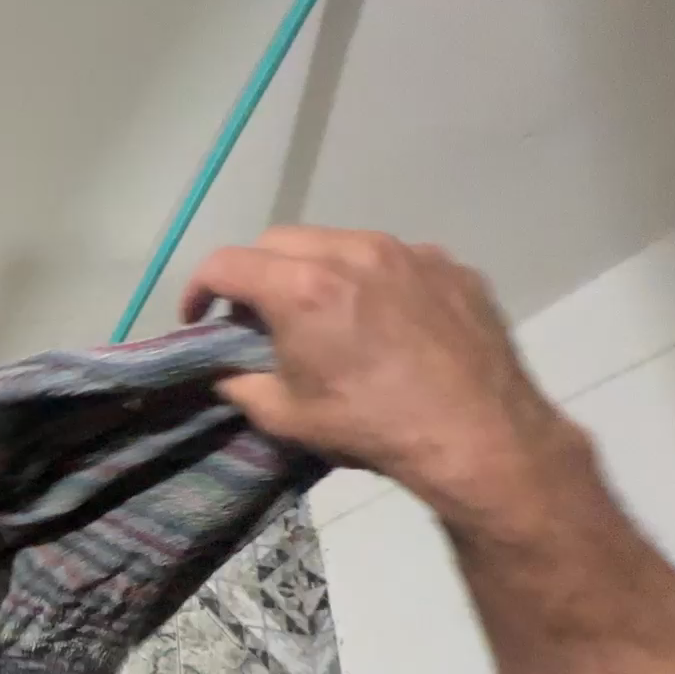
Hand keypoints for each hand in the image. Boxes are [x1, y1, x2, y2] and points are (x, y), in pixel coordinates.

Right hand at [182, 226, 586, 534]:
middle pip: (276, 240)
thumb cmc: (366, 424)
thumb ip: (239, 380)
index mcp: (301, 290)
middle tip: (250, 316)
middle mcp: (352, 254)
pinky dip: (360, 278)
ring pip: (333, 241)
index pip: (224, 264)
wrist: (477, 433)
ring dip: (305, 269)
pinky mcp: (449, 264)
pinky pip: (386, 257)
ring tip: (312, 313)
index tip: (197, 319)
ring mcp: (407, 253)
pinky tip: (370, 318)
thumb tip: (227, 368)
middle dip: (250, 273)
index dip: (197, 289)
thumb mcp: (279, 414)